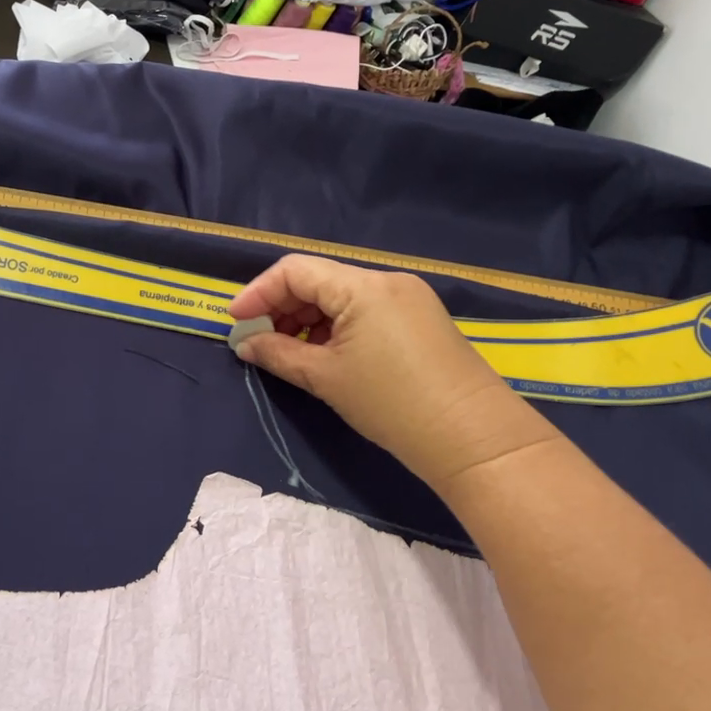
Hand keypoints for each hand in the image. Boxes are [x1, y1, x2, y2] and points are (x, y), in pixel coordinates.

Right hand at [230, 255, 561, 491]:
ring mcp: (408, 298)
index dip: (258, 292)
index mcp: (362, 286)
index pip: (294, 271)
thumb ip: (278, 354)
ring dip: (307, 319)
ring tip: (288, 353)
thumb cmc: (392, 404)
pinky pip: (364, 310)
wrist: (475, 440)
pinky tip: (324, 355)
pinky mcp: (420, 319)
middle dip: (282, 307)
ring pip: (340, 296)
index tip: (236, 323)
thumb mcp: (325, 378)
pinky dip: (335, 327)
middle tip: (259, 342)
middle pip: (318, 280)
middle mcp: (386, 281)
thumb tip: (245, 344)